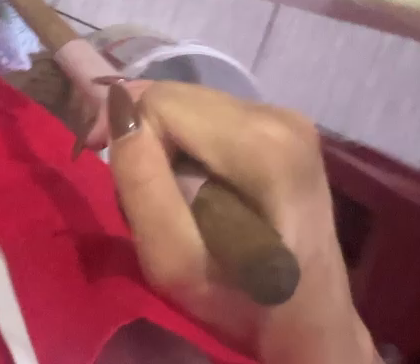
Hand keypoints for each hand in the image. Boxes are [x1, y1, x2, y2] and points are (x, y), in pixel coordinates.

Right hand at [105, 81, 374, 363]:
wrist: (310, 325)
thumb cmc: (242, 306)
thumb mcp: (175, 263)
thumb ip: (142, 184)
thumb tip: (118, 106)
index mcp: (265, 148)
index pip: (162, 101)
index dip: (127, 130)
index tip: (109, 168)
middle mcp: (281, 115)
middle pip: (176, 96)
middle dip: (144, 134)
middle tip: (140, 189)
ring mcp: (287, 115)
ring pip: (188, 100)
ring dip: (163, 137)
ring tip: (169, 189)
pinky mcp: (283, 121)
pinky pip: (207, 110)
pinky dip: (186, 138)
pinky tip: (194, 178)